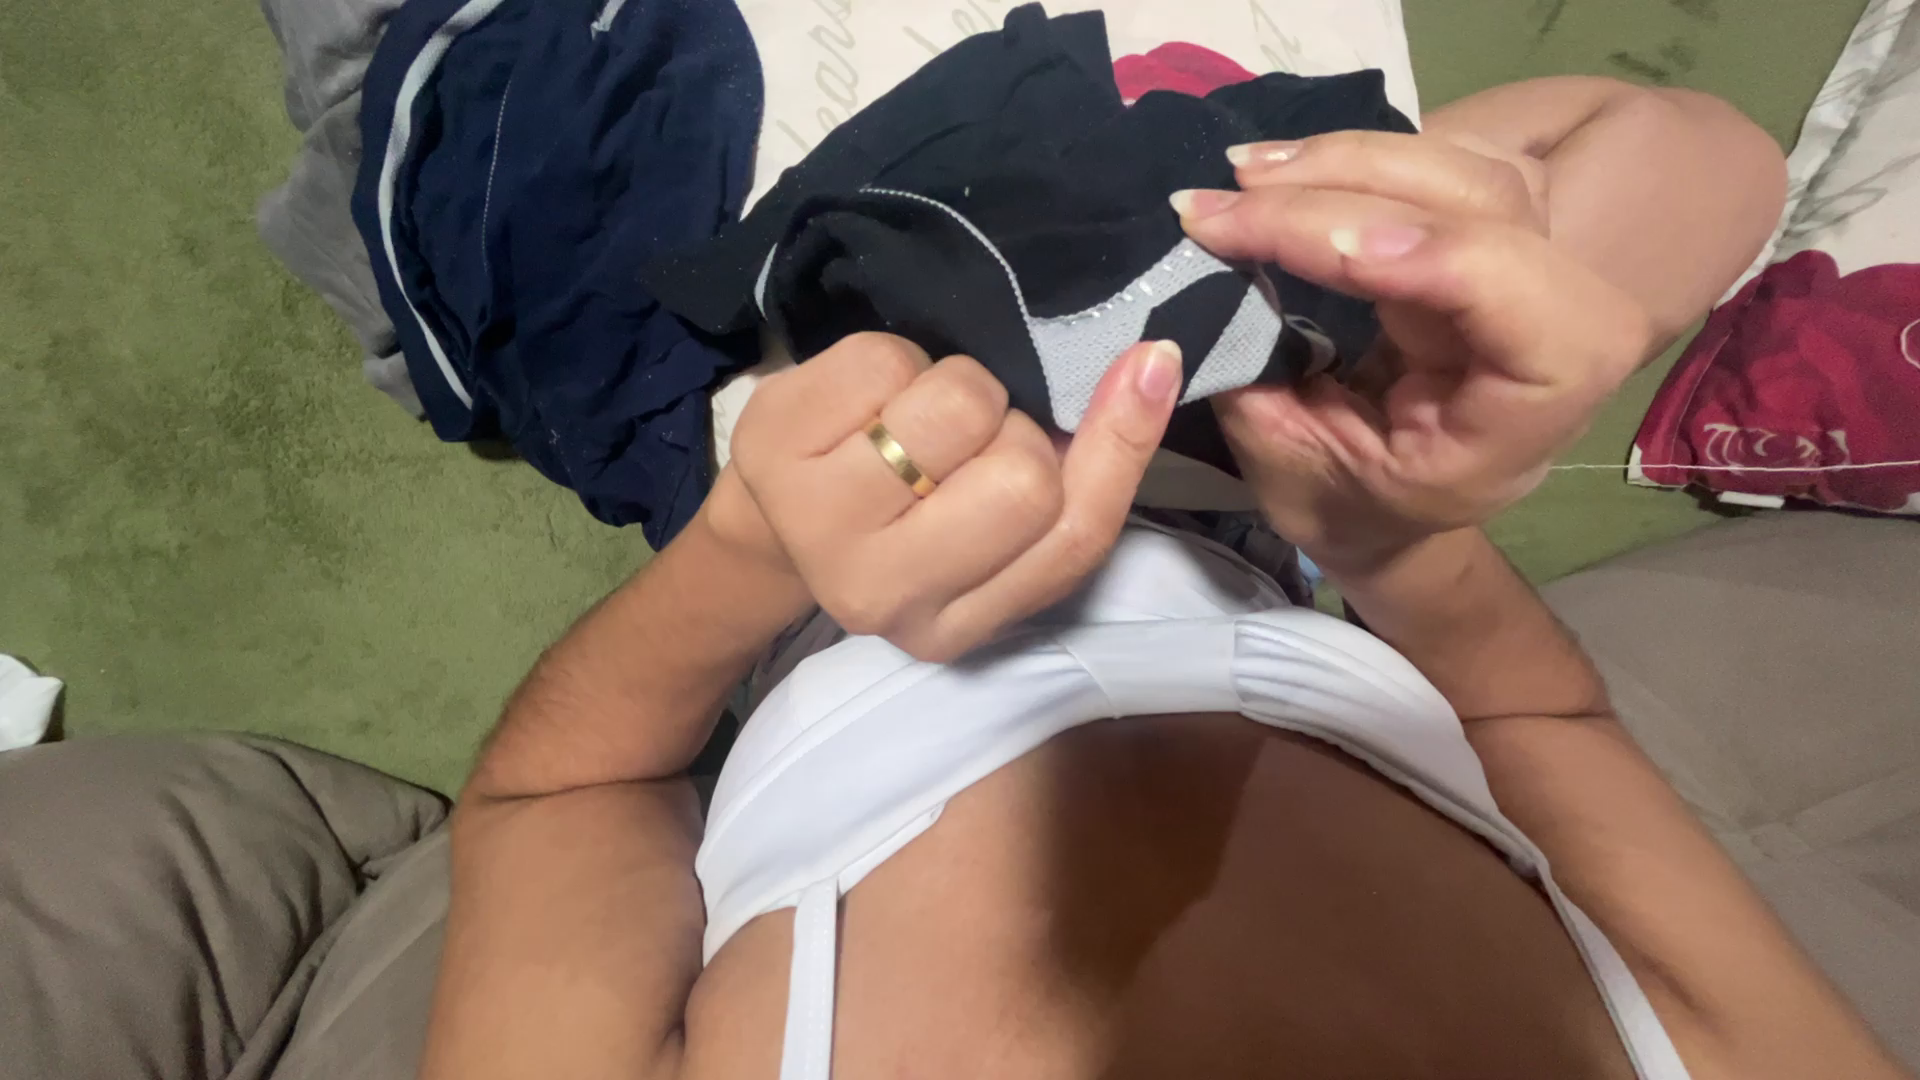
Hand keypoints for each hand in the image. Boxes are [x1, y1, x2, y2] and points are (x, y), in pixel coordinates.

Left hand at [701, 332, 1181, 661]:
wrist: (780, 516)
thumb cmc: (904, 519)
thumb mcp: (994, 528)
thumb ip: (1080, 473)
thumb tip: (1153, 364)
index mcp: (951, 627)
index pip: (1072, 538)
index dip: (1119, 446)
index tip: (1148, 363)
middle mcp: (884, 597)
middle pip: (1023, 474)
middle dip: (1011, 428)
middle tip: (965, 439)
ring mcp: (821, 525)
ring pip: (959, 406)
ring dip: (954, 389)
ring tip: (914, 418)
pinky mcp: (774, 446)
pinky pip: (884, 359)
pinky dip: (893, 360)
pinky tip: (866, 402)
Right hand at [1177, 130, 1652, 574]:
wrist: (1386, 512)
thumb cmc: (1342, 508)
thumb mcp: (1284, 462)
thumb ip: (1254, 373)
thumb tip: (1207, 276)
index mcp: (1518, 421)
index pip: (1522, 309)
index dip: (1438, 258)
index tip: (1323, 241)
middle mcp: (1548, 334)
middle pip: (1484, 212)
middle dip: (1349, 189)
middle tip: (1233, 189)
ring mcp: (1520, 281)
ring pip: (1466, 176)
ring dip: (1348, 160)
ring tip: (1247, 170)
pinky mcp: (1479, 253)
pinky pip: (1439, 180)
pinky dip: (1358, 163)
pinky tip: (1288, 169)